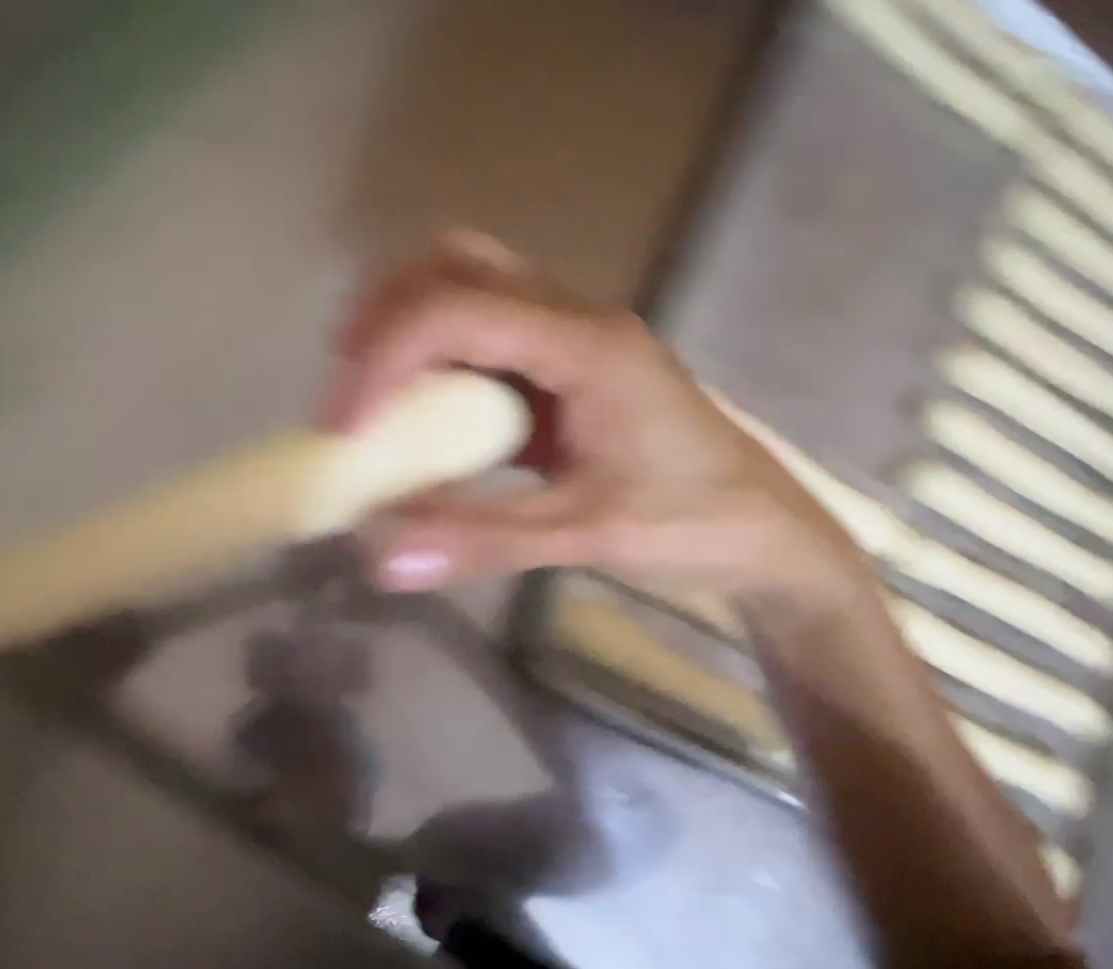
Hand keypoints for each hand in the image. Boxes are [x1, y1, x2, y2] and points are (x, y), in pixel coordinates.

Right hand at [320, 230, 862, 597]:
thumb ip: (482, 539)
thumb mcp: (587, 535)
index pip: (459, 311)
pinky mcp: (576, 371)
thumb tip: (379, 558)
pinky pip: (495, 339)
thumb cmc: (695, 526)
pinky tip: (432, 419)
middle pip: (462, 266)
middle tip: (348, 386)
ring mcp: (579, 341)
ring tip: (375, 398)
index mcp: (587, 345)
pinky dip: (447, 364)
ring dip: (416, 329)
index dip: (383, 358)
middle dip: (388, 314)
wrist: (768, 534)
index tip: (343, 427)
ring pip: (477, 289)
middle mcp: (579, 322)